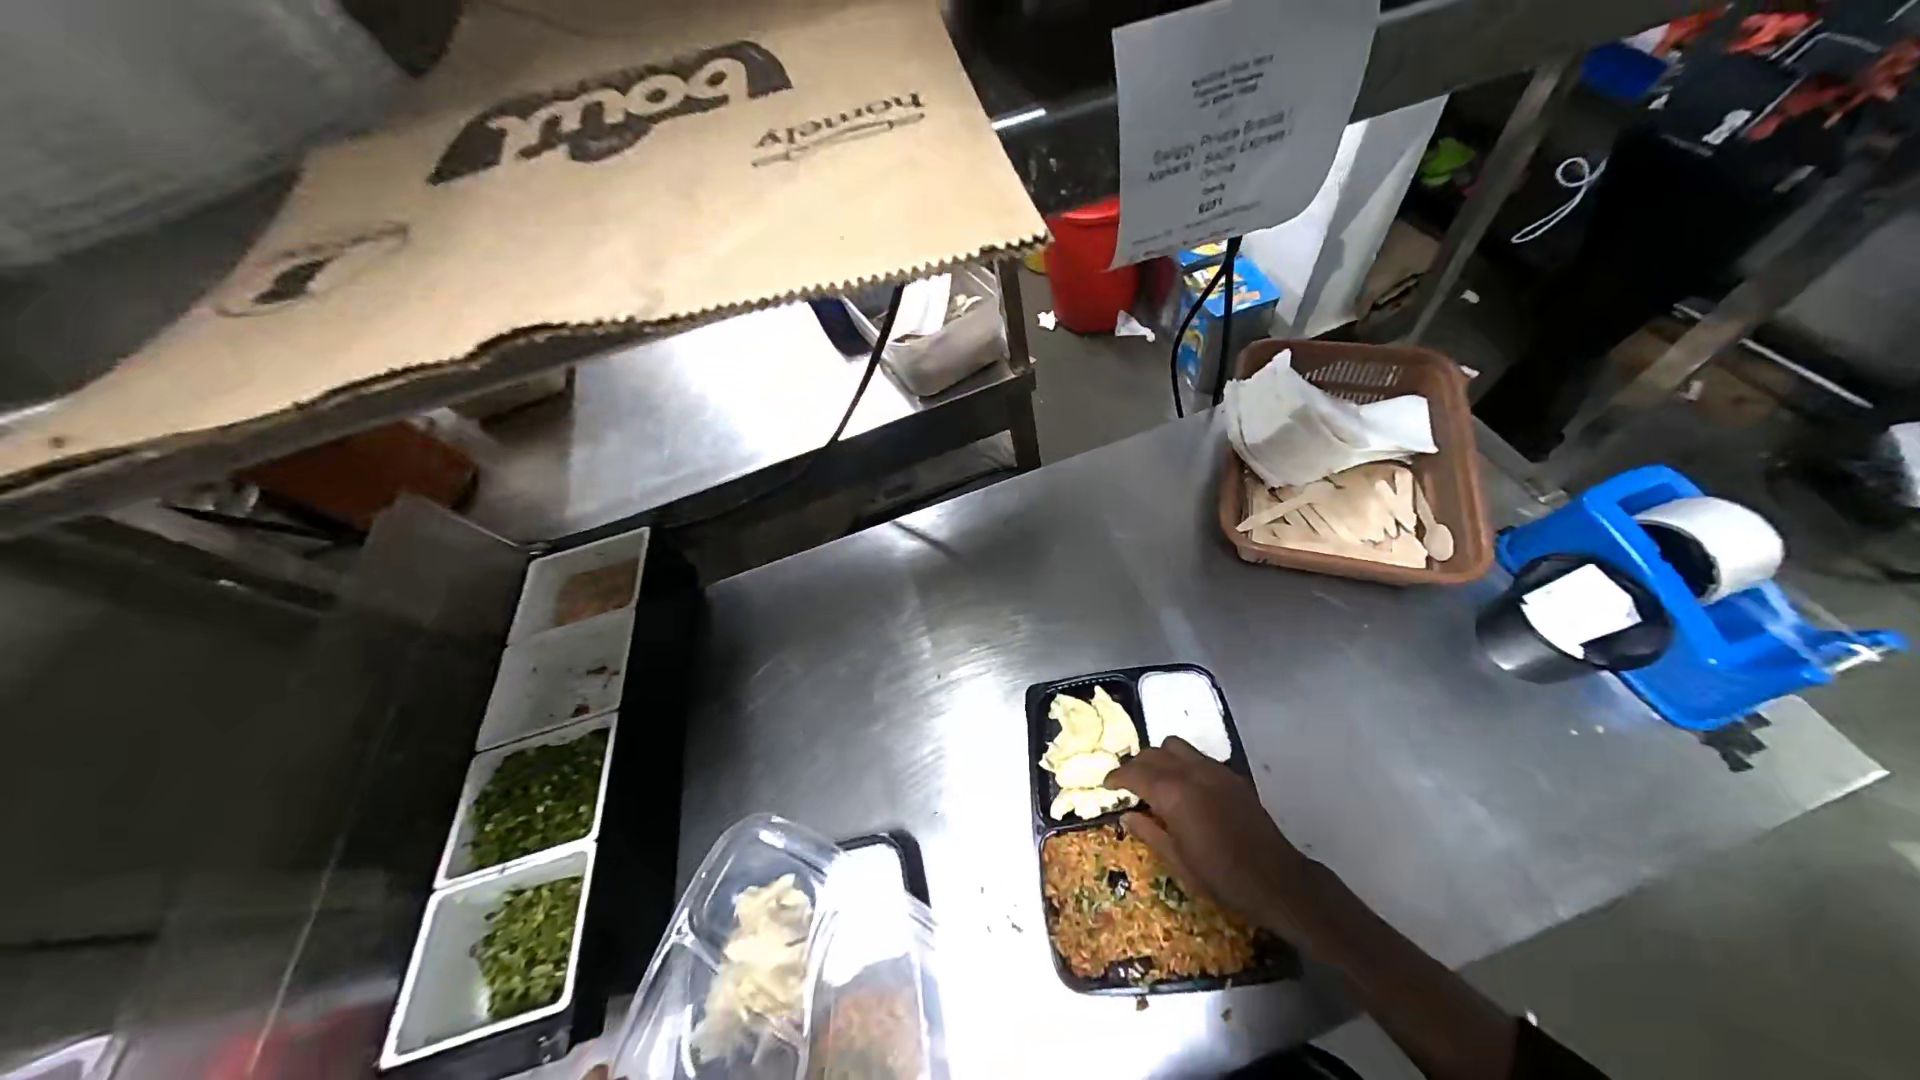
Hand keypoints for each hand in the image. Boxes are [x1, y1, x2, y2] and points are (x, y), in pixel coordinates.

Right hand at [1107, 738, 1319, 936]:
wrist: (1277, 881)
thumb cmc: (1222, 878)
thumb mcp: (1178, 861)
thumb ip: (1149, 832)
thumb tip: (1127, 816)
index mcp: (1174, 794)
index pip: (1135, 773)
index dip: (1117, 777)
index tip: (1107, 786)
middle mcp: (1192, 773)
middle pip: (1154, 754)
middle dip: (1136, 765)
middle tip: (1127, 785)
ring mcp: (1215, 771)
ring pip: (1176, 746)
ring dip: (1159, 758)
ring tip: (1155, 780)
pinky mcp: (1232, 777)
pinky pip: (1198, 757)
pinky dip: (1182, 763)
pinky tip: (1184, 788)